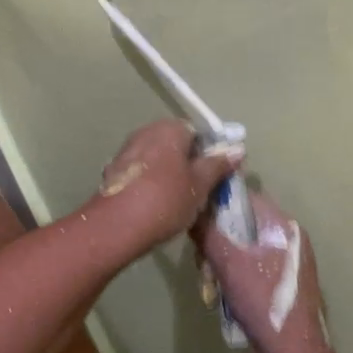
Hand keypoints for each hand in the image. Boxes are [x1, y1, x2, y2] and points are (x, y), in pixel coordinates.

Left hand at [97, 119, 240, 250]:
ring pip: (156, 157)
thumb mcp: (200, 185)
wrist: (119, 223)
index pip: (195, 131)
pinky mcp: (115, 169)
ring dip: (169, 171)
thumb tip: (237, 149)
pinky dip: (150, 180)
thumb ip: (217, 164)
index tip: (214, 174)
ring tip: (180, 198)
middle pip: (174, 143)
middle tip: (200, 188)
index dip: (208, 152)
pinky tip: (156, 202)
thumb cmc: (166, 199)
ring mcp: (126, 149)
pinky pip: (141, 169)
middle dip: (188, 162)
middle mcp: (145, 132)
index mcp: (168, 129)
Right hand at [191, 190, 330, 352]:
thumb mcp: (226, 262)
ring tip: (210, 282)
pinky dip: (235, 273)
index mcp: (283, 226)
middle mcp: (290, 238)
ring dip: (222, 259)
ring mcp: (289, 262)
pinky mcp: (285, 283)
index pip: (244, 196)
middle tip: (201, 260)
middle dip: (216, 237)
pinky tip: (223, 293)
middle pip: (242, 222)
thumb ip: (206, 229)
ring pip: (244, 246)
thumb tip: (189, 205)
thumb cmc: (262, 301)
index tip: (193, 217)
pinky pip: (253, 265)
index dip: (215, 201)